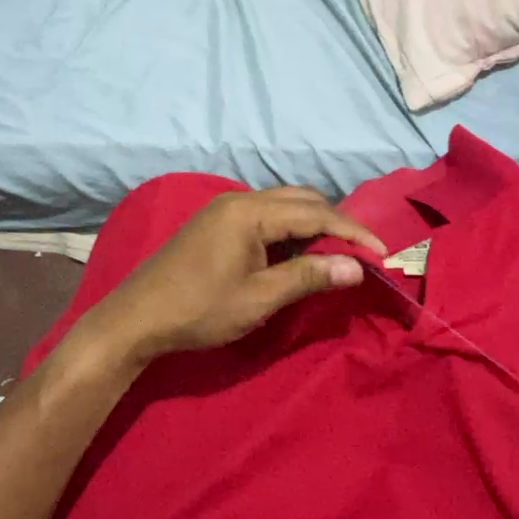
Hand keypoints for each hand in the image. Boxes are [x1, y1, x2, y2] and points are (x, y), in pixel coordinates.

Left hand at [77, 187, 384, 365]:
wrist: (136, 319)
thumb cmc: (199, 310)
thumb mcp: (259, 299)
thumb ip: (308, 277)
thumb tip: (357, 267)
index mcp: (250, 212)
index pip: (316, 214)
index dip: (353, 233)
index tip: (382, 254)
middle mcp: (239, 200)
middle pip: (301, 200)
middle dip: (335, 224)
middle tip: (360, 255)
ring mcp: (224, 210)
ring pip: (283, 206)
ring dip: (312, 226)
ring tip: (335, 257)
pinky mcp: (215, 224)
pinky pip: (265, 216)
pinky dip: (289, 231)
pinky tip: (297, 255)